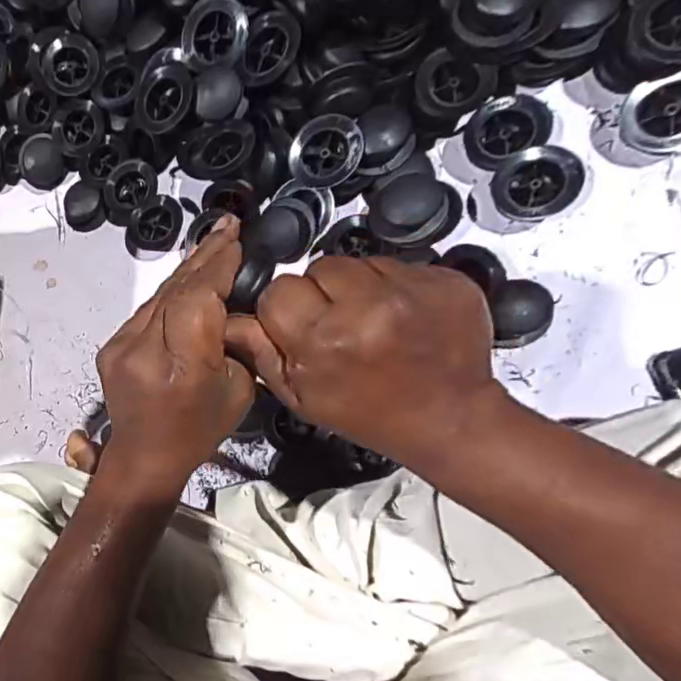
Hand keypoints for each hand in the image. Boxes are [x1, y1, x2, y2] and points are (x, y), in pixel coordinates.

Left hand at [92, 215, 254, 497]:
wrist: (145, 457)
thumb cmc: (195, 430)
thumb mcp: (237, 391)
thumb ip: (234, 344)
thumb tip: (229, 308)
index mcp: (182, 366)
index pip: (197, 297)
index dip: (217, 265)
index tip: (235, 241)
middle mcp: (144, 351)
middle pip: (176, 289)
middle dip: (205, 255)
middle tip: (227, 228)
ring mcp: (122, 347)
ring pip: (159, 295)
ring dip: (187, 269)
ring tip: (212, 244)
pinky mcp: (111, 346)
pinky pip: (147, 309)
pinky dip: (169, 292)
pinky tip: (187, 277)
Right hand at [225, 255, 510, 461]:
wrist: (447, 418)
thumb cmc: (371, 415)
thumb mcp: (303, 398)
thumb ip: (263, 355)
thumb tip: (233, 323)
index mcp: (324, 339)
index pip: (278, 290)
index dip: (284, 309)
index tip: (299, 326)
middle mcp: (366, 308)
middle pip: (318, 268)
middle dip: (321, 293)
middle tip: (339, 327)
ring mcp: (408, 290)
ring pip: (359, 261)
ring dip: (359, 286)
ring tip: (372, 323)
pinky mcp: (441, 280)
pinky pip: (399, 265)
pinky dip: (394, 287)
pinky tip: (400, 318)